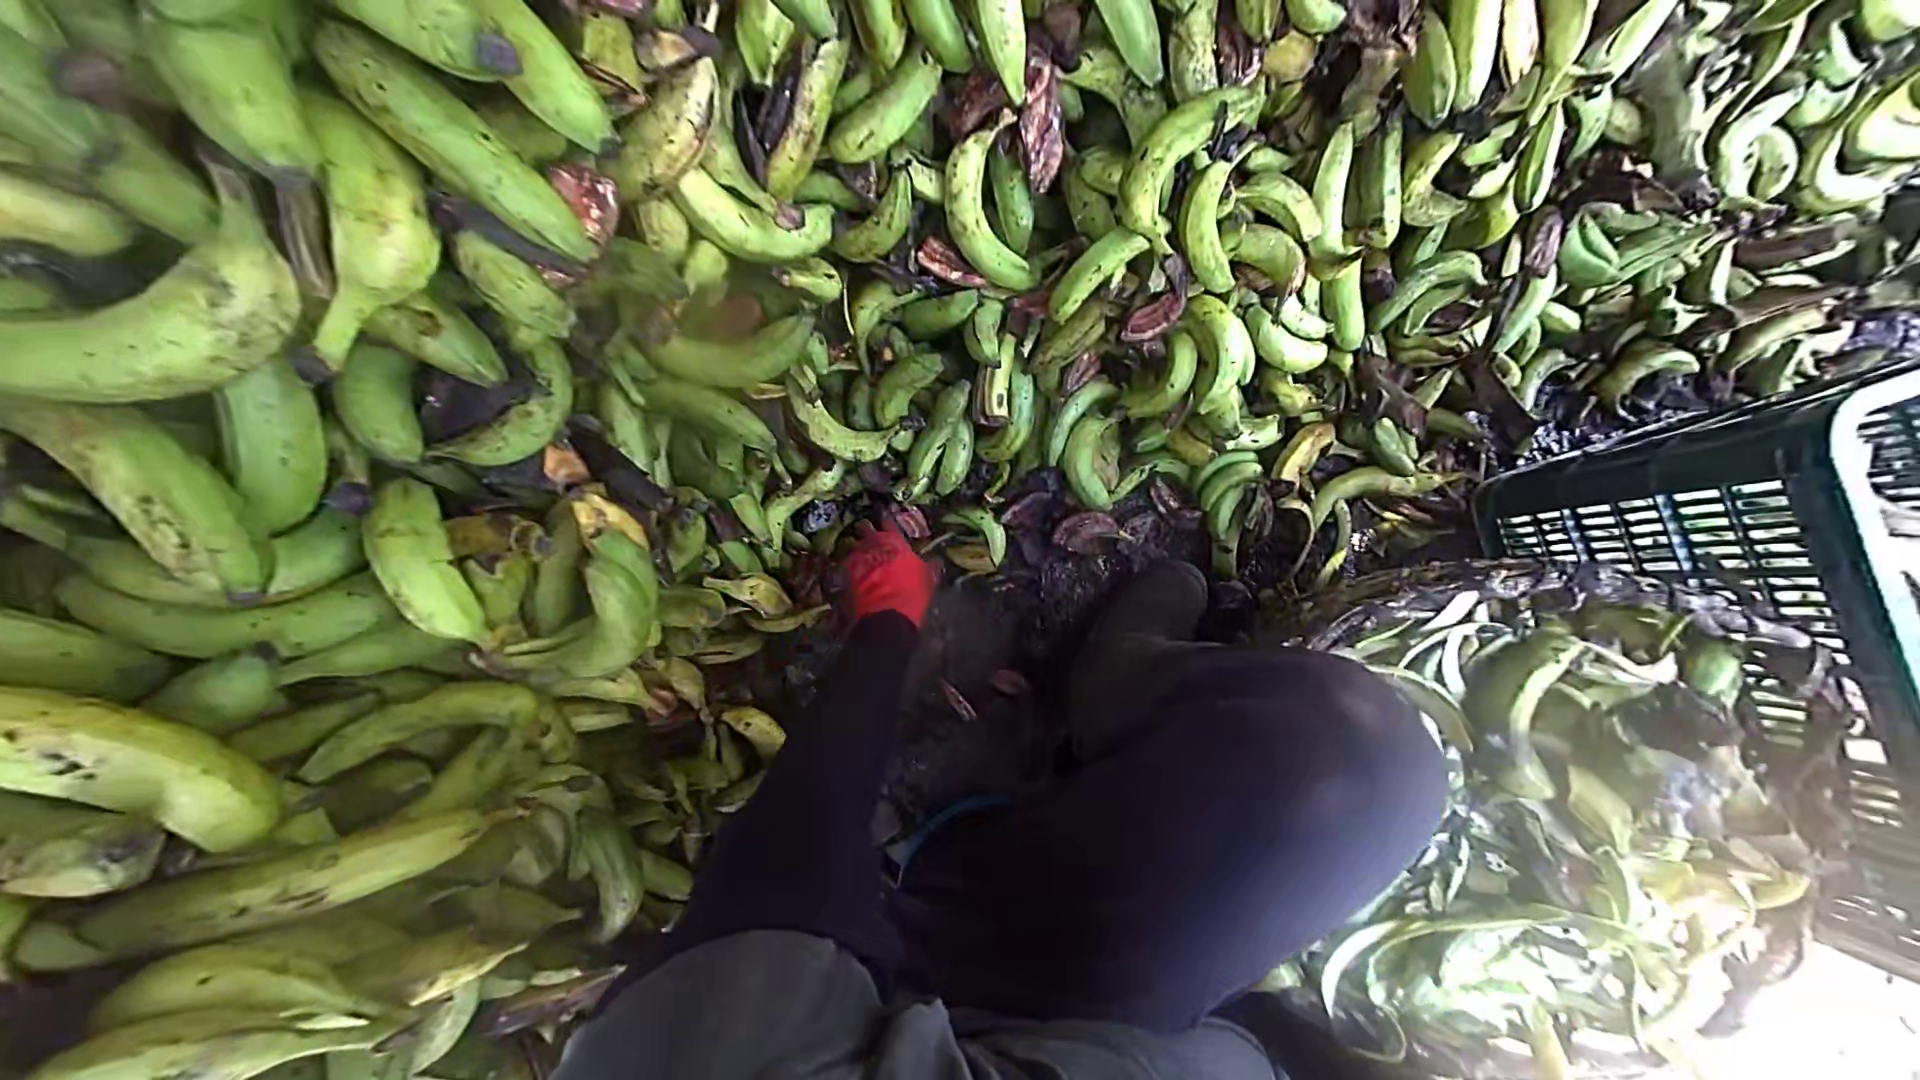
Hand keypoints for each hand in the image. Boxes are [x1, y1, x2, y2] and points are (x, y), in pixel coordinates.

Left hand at [841, 522, 935, 627]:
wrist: (885, 616)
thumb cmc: (911, 594)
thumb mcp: (927, 579)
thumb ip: (928, 567)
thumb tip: (936, 562)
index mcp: (894, 542)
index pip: (889, 522)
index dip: (887, 520)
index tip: (886, 518)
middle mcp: (873, 545)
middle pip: (865, 528)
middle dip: (866, 529)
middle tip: (868, 533)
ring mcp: (856, 559)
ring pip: (854, 546)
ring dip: (858, 550)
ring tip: (862, 556)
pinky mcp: (844, 575)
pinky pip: (846, 566)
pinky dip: (850, 568)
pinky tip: (853, 575)